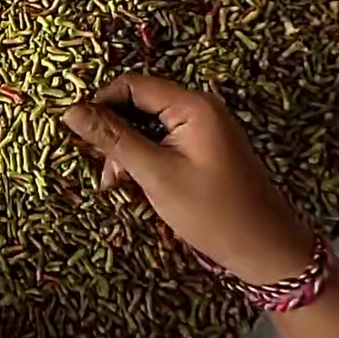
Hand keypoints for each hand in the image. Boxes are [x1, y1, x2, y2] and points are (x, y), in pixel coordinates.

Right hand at [61, 74, 314, 284]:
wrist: (269, 252)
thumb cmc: (213, 212)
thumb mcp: (155, 174)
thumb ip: (113, 138)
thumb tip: (70, 110)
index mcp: (192, 105)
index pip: (131, 85)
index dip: (100, 103)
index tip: (76, 131)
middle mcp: (198, 107)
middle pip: (138, 102)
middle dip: (113, 129)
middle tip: (97, 163)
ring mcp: (203, 127)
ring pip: (147, 123)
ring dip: (125, 147)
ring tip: (114, 181)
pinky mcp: (202, 146)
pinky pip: (162, 138)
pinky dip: (143, 155)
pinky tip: (131, 180)